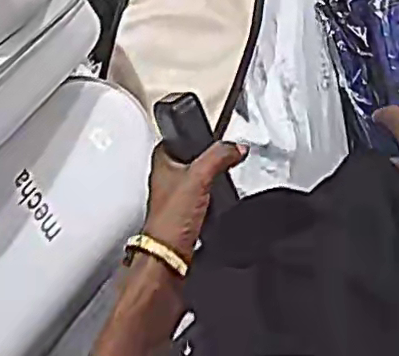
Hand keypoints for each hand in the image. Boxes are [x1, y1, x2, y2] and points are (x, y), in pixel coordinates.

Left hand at [143, 141, 245, 260]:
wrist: (170, 262)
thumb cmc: (170, 220)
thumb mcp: (200, 175)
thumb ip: (219, 156)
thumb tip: (237, 147)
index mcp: (161, 163)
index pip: (175, 139)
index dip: (192, 135)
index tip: (207, 135)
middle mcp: (165, 181)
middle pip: (188, 161)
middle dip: (206, 161)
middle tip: (219, 160)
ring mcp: (173, 201)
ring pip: (196, 183)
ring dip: (209, 185)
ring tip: (218, 184)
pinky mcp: (183, 221)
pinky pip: (201, 205)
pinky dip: (211, 205)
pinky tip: (216, 208)